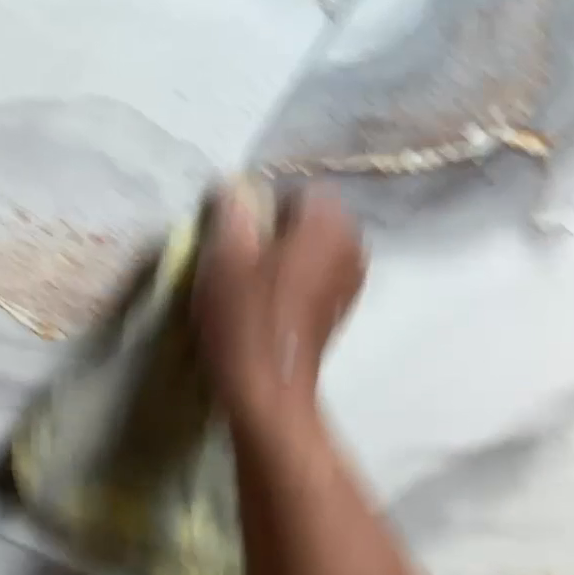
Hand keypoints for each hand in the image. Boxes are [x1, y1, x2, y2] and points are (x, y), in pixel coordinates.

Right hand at [193, 183, 365, 442]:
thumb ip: (231, 211)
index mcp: (327, 224)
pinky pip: (318, 275)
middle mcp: (351, 245)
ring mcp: (351, 279)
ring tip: (253, 280)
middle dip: (279, 228)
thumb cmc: (244, 320)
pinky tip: (269, 303)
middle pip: (311, 217)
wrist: (267, 389)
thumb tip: (233, 185)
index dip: (264, 205)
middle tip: (242, 255)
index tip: (238, 233)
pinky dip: (296, 279)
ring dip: (287, 254)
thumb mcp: (222, 257)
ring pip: (315, 247)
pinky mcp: (341, 308)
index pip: (299, 189)